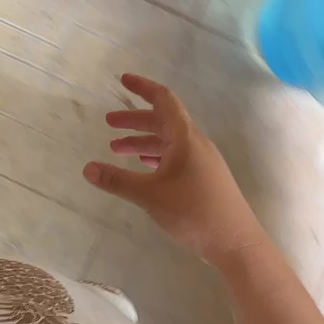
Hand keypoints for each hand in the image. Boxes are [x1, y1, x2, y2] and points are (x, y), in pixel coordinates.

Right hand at [83, 74, 266, 263]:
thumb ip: (117, 181)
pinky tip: (143, 167)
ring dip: (143, 140)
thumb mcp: (150, 195)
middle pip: (162, 120)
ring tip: (117, 149)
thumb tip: (87, 169)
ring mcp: (202, 161)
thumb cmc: (194, 211)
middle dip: (134, 119)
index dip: (143, 88)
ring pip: (168, 140)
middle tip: (108, 122)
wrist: (236, 243)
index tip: (123, 80)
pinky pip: (176, 155)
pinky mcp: (204, 178)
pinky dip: (156, 155)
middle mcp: (195, 143)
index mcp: (185, 137)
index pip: (163, 100)